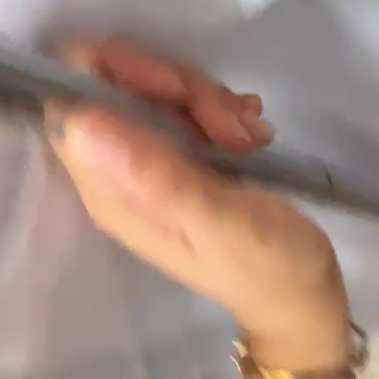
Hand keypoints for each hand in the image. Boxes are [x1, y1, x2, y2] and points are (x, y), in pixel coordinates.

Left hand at [46, 38, 349, 362]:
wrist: (304, 300)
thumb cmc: (272, 271)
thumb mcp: (225, 225)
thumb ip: (161, 180)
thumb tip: (86, 125)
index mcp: (116, 195)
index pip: (73, 103)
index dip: (117, 78)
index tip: (177, 92)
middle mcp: (122, 177)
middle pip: (114, 88)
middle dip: (174, 88)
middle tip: (228, 122)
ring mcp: (154, 170)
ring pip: (153, 94)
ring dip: (206, 100)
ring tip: (249, 136)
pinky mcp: (185, 166)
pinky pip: (184, 112)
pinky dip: (220, 111)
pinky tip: (253, 135)